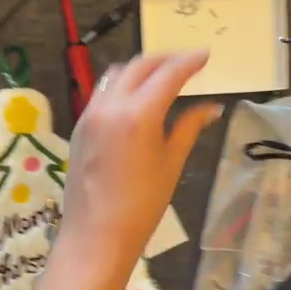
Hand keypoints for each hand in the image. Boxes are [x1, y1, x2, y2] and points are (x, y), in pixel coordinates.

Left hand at [59, 51, 221, 271]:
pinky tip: (135, 98)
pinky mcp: (79, 126)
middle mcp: (111, 105)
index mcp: (139, 114)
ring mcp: (90, 114)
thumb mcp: (171, 164)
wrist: (96, 234)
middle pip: (139, 66)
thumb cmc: (142, 205)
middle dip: (164, 60)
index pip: (168, 74)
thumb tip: (210, 108)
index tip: (205, 55)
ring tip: (161, 77)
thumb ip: (189, 128)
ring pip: (116, 75)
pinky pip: (102, 92)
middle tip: (186, 63)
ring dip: (140, 69)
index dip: (189, 62)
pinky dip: (122, 85)